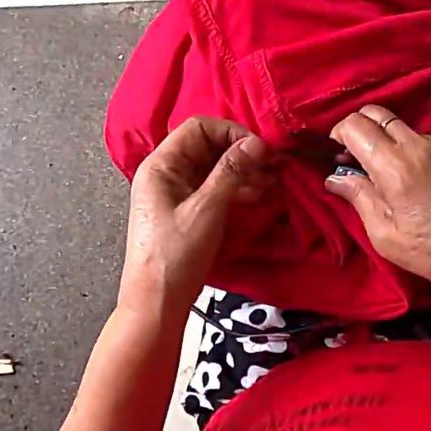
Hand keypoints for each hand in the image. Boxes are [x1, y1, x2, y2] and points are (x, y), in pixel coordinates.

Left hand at [120, 117, 271, 315]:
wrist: (157, 302)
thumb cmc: (175, 255)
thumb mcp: (207, 209)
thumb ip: (232, 172)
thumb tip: (257, 143)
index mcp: (161, 165)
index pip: (199, 128)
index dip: (231, 133)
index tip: (260, 149)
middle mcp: (166, 173)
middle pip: (207, 147)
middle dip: (241, 153)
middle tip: (273, 165)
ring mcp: (175, 193)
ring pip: (213, 170)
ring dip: (243, 172)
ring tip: (272, 181)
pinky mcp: (186, 212)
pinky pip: (213, 190)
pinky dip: (235, 190)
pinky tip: (258, 195)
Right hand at [323, 105, 430, 307]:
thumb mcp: (385, 235)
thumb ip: (358, 198)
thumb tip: (335, 179)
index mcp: (395, 167)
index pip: (355, 125)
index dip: (338, 135)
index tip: (336, 156)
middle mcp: (418, 146)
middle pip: (376, 113)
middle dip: (357, 129)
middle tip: (353, 158)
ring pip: (399, 125)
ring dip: (383, 140)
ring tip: (382, 173)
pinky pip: (420, 138)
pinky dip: (406, 149)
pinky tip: (411, 179)